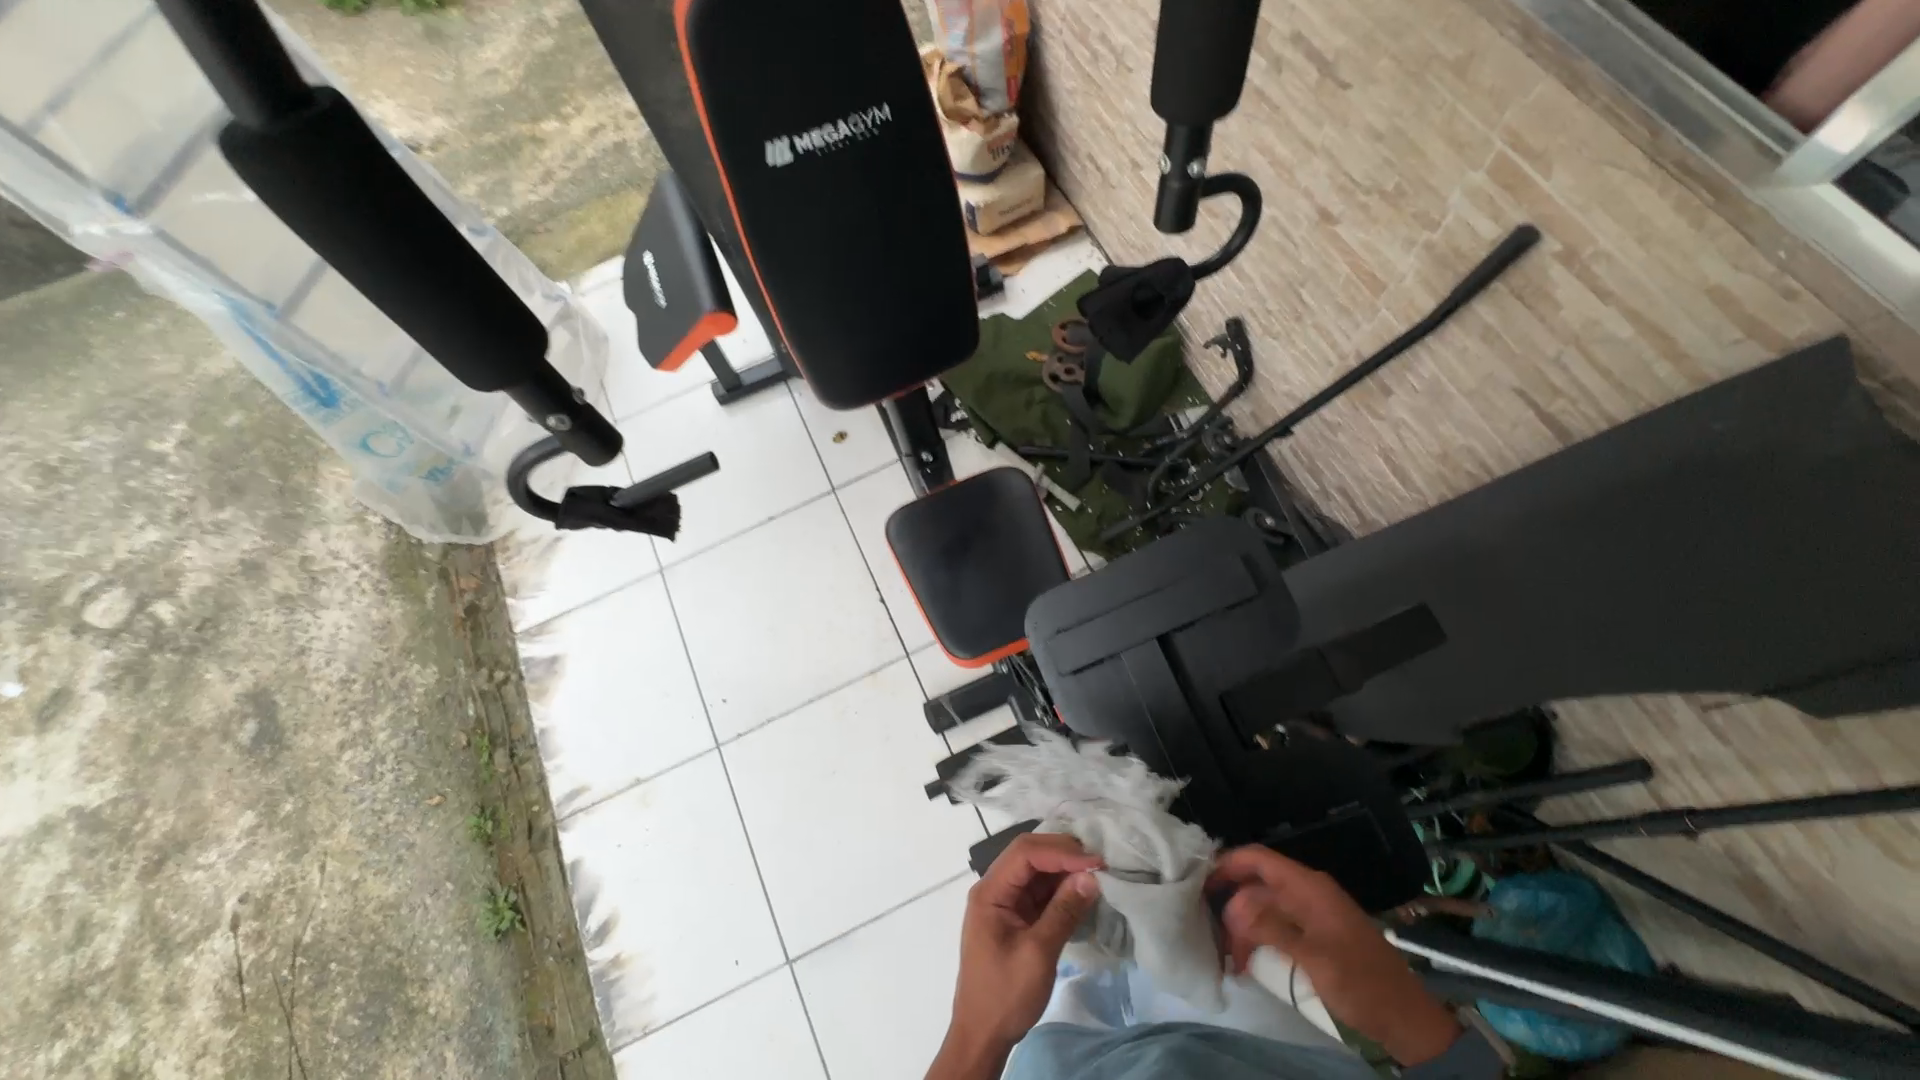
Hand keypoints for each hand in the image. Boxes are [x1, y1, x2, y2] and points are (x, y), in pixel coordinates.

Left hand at [928, 833, 1102, 1079]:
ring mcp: (1004, 903)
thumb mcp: (1038, 953)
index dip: (1061, 852)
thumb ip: (1063, 911)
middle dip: (1063, 854)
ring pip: (1036, 871)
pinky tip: (1082, 893)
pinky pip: (1039, 892)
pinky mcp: (1015, 917)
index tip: (1096, 863)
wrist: (982, 1033)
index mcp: (989, 892)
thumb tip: (1090, 877)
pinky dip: (1061, 889)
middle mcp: (994, 889)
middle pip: (1029, 855)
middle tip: (1099, 863)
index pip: (1025, 853)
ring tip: (1097, 874)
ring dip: (1064, 870)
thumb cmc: (1005, 995)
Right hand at [1208, 845, 1460, 1066]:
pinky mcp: (1312, 936)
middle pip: (1254, 884)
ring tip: (1229, 960)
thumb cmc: (1362, 984)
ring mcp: (1309, 915)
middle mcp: (1306, 893)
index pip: (1257, 858)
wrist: (1406, 1020)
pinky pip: (1274, 927)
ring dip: (1241, 930)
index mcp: (1308, 887)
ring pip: (1261, 909)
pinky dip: (1256, 941)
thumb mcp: (1315, 958)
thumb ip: (1272, 927)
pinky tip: (1246, 964)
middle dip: (1230, 907)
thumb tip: (1233, 906)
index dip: (1225, 864)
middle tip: (1211, 936)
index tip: (1198, 884)